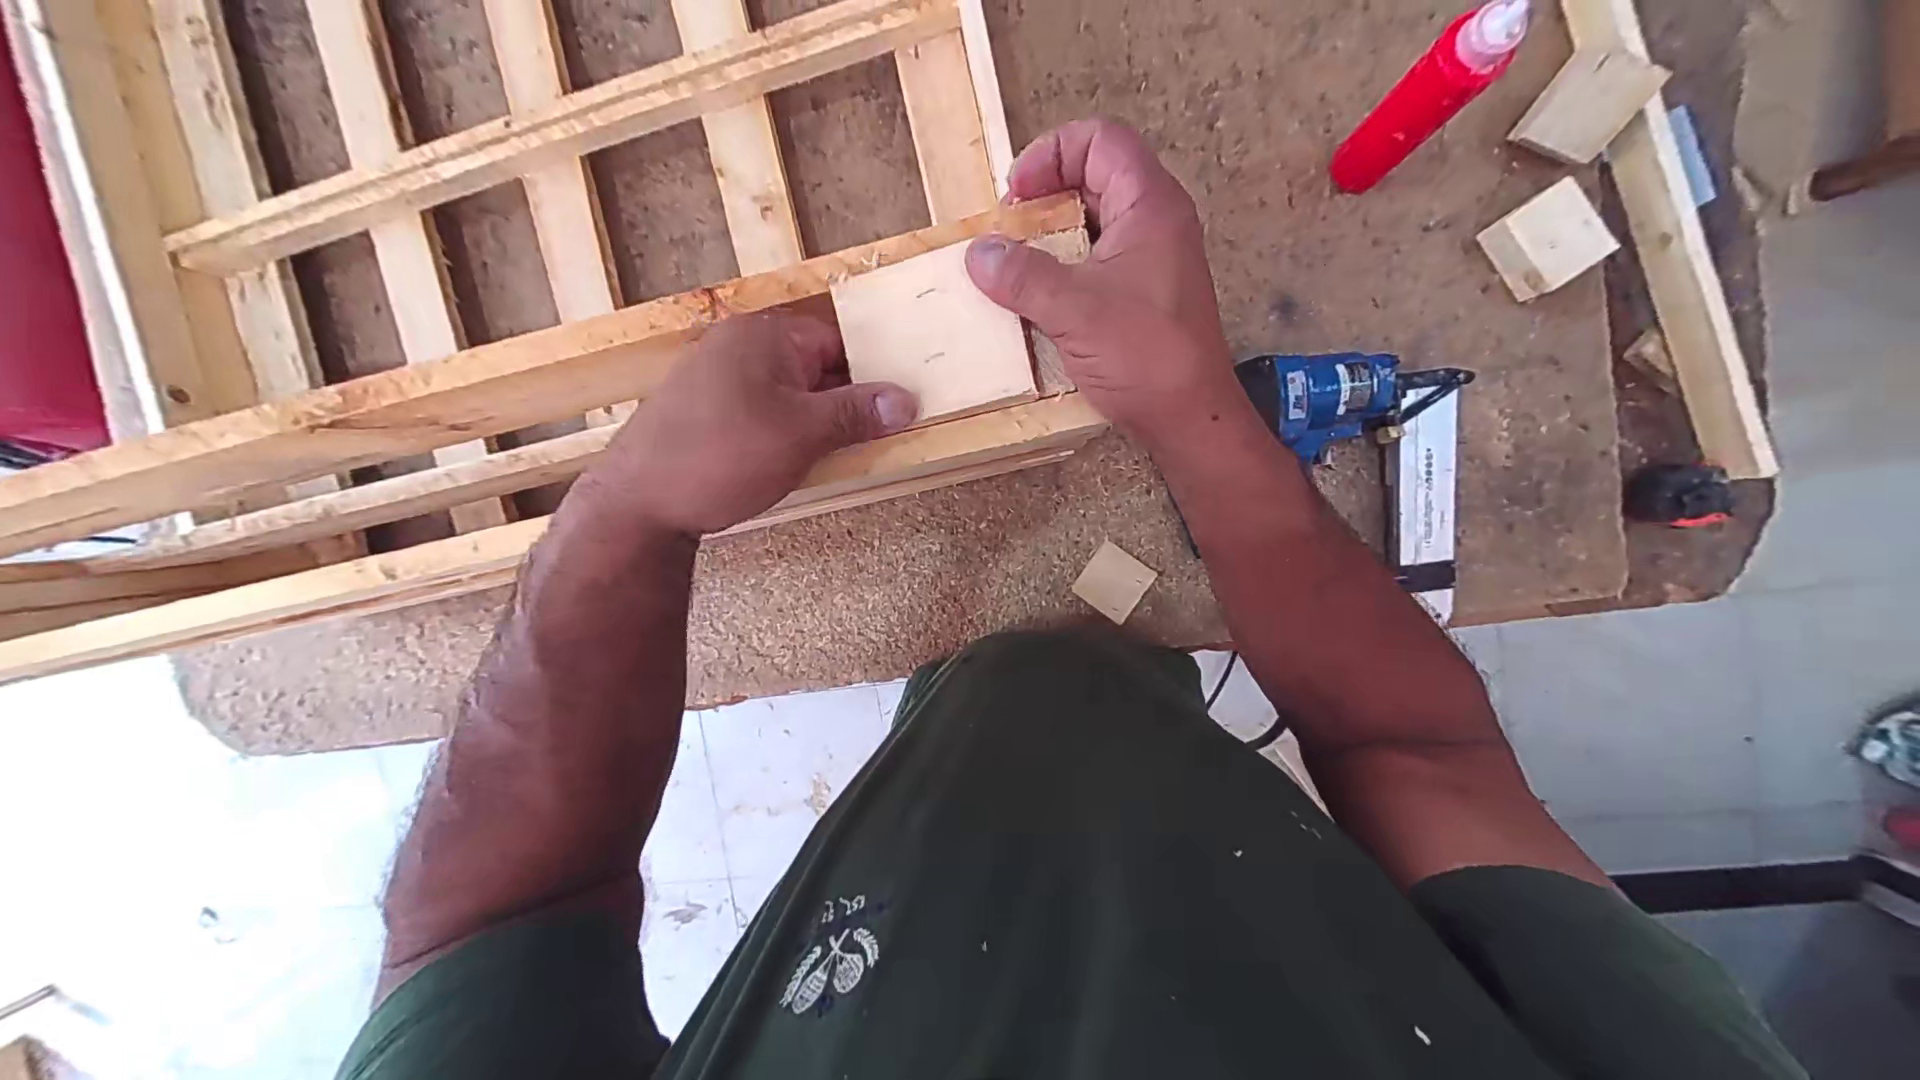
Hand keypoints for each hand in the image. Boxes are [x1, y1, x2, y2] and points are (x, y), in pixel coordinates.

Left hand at [575, 313, 917, 537]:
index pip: (837, 342)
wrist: (639, 502)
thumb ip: (857, 413)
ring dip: (815, 422)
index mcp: (764, 335)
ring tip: (833, 454)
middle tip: (870, 438)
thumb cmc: (722, 456)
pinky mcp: (705, 411)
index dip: (869, 375)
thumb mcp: (803, 433)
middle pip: (813, 367)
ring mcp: (717, 378)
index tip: (891, 410)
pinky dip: (784, 432)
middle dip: (843, 402)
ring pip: (788, 393)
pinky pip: (762, 411)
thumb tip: (905, 400)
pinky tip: (792, 462)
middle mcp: (738, 346)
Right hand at [965, 119, 1242, 447]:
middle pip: (1094, 179)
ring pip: (1092, 226)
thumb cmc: (1143, 355)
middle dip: (1043, 198)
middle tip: (1007, 232)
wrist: (1187, 417)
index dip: (1050, 154)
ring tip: (1014, 267)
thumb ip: (1023, 276)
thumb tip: (977, 253)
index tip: (1015, 196)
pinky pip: (1095, 264)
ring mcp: (1150, 261)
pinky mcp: (1141, 296)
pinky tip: (1037, 300)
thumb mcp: (1075, 310)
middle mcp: (1154, 223)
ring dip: (1050, 239)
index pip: (1099, 140)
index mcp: (1149, 205)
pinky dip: (1063, 271)